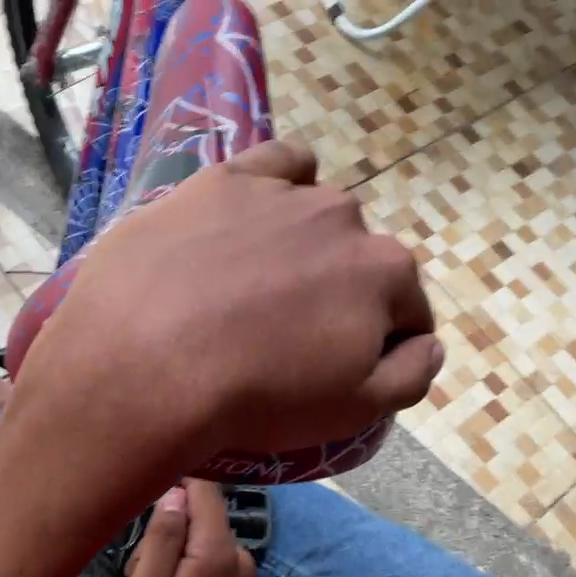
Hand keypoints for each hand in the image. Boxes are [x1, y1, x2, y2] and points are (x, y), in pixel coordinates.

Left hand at [11, 140, 442, 477]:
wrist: (144, 366)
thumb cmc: (254, 400)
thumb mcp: (349, 412)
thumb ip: (409, 376)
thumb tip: (431, 346)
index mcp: (386, 274)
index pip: (406, 313)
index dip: (380, 347)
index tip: (338, 371)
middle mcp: (345, 220)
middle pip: (358, 262)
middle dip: (337, 296)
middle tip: (283, 340)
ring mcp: (282, 194)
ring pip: (316, 216)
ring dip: (303, 246)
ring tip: (254, 288)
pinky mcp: (222, 180)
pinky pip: (275, 164)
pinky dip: (280, 180)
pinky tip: (260, 206)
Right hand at [119, 481, 256, 576]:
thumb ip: (163, 535)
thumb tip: (175, 489)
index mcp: (219, 550)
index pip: (204, 488)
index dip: (174, 479)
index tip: (143, 488)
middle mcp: (239, 554)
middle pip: (197, 512)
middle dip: (164, 526)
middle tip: (137, 565)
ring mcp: (239, 572)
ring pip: (196, 535)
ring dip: (168, 549)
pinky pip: (201, 555)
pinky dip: (178, 565)